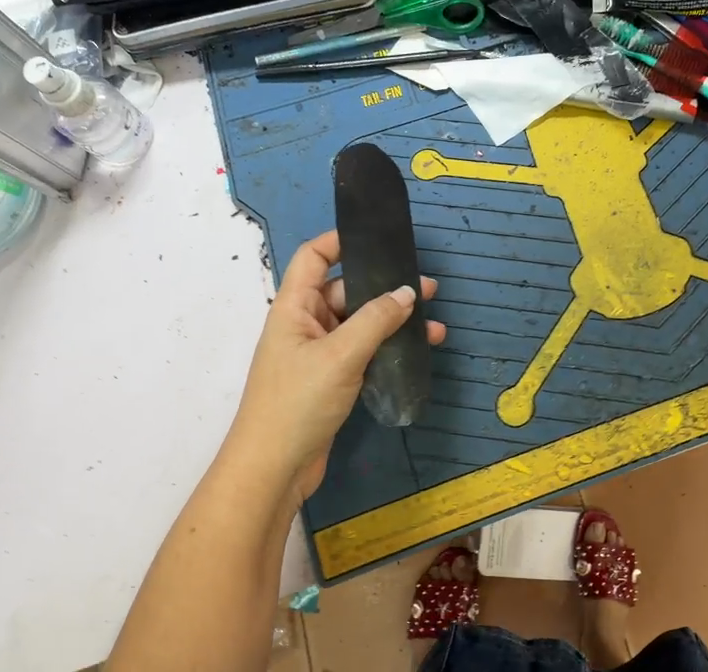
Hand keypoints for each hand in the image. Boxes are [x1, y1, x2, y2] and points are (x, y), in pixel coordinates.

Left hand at [227, 231, 444, 500]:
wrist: (273, 471)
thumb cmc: (297, 403)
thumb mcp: (340, 356)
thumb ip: (376, 320)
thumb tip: (408, 292)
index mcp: (294, 307)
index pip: (313, 257)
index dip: (340, 240)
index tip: (379, 236)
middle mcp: (304, 324)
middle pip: (344, 290)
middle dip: (384, 285)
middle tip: (428, 287)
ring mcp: (318, 354)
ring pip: (359, 323)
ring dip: (393, 320)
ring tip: (435, 322)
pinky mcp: (332, 380)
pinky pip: (364, 351)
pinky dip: (389, 347)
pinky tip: (420, 351)